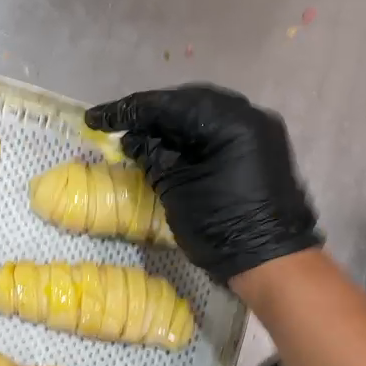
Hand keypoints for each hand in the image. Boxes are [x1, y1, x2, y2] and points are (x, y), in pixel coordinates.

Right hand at [86, 85, 321, 281]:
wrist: (269, 261)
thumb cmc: (220, 226)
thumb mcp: (177, 189)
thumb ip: (154, 158)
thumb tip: (133, 140)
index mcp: (230, 121)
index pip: (169, 104)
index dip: (128, 111)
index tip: (96, 118)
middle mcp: (249, 116)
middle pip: (188, 104)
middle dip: (151, 114)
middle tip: (118, 126)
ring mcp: (258, 132)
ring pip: (203, 117)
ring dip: (170, 126)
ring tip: (138, 138)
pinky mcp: (259, 150)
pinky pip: (218, 132)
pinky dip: (190, 138)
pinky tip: (167, 149)